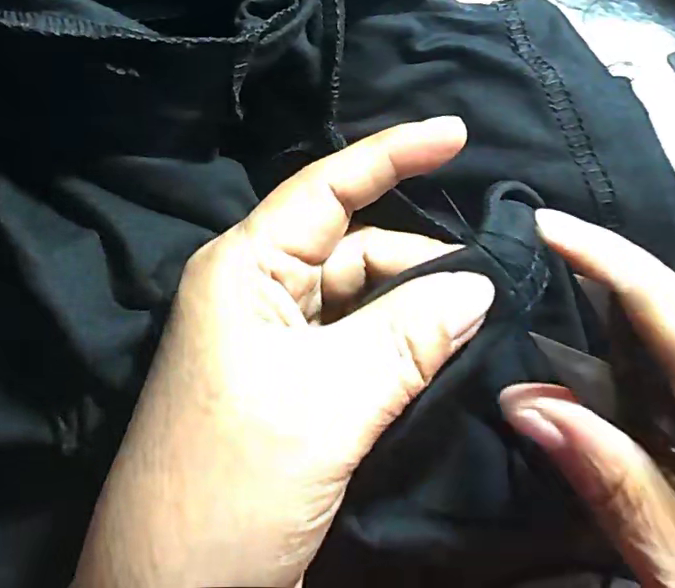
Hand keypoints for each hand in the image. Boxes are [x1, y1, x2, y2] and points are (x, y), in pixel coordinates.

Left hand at [73, 119, 494, 587]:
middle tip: (505, 278)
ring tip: (492, 315)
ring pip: (356, 295)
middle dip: (421, 255)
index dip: (389, 155)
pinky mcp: (285, 383)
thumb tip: (478, 284)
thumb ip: (406, 337)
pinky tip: (448, 349)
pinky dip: (398, 340)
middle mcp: (253, 288)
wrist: (170, 587)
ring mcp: (268, 336)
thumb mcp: (327, 403)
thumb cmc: (232, 482)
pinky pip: (351, 339)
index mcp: (244, 267)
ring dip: (416, 302)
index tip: (456, 132)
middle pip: (349, 245)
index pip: (324, 189)